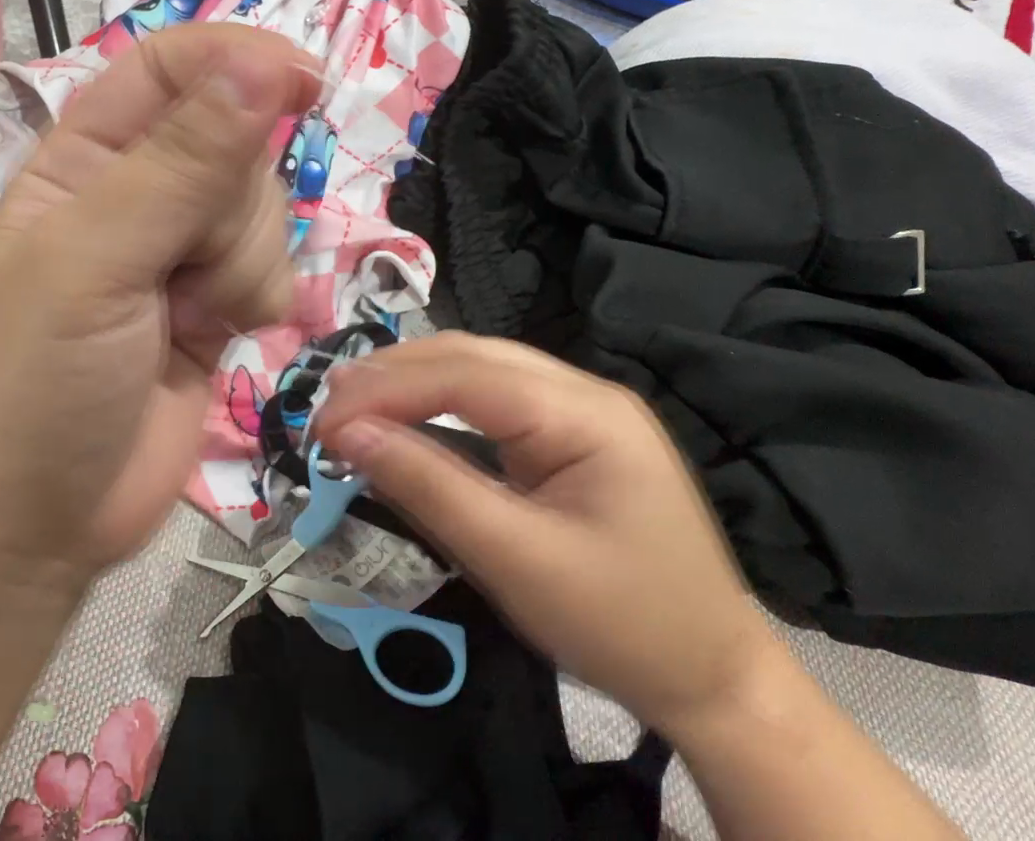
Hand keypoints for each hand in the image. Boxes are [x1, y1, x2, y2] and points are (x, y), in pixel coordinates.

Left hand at [0, 23, 320, 582]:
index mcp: (77, 163)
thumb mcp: (94, 266)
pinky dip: (262, 296)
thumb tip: (265, 63)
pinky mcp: (212, 309)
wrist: (44, 525)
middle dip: (232, 205)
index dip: (233, 61)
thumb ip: (180, 165)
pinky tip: (227, 335)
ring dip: (246, 261)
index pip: (165, 69)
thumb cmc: (38, 389)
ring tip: (194, 320)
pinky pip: (270, 266)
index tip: (303, 83)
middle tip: (187, 273)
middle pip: (232, 140)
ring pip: (261, 207)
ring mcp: (174, 256)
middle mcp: (129, 197)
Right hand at [315, 332, 782, 731]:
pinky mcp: (571, 440)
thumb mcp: (514, 558)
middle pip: (469, 356)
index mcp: (584, 413)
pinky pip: (491, 403)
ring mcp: (583, 414)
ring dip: (408, 383)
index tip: (320, 427)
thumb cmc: (620, 623)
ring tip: (347, 405)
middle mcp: (585, 394)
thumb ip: (428, 485)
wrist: (713, 678)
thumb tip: (347, 434)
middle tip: (324, 413)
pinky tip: (403, 418)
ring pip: (477, 371)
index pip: (462, 373)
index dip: (382, 389)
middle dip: (389, 376)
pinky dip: (436, 406)